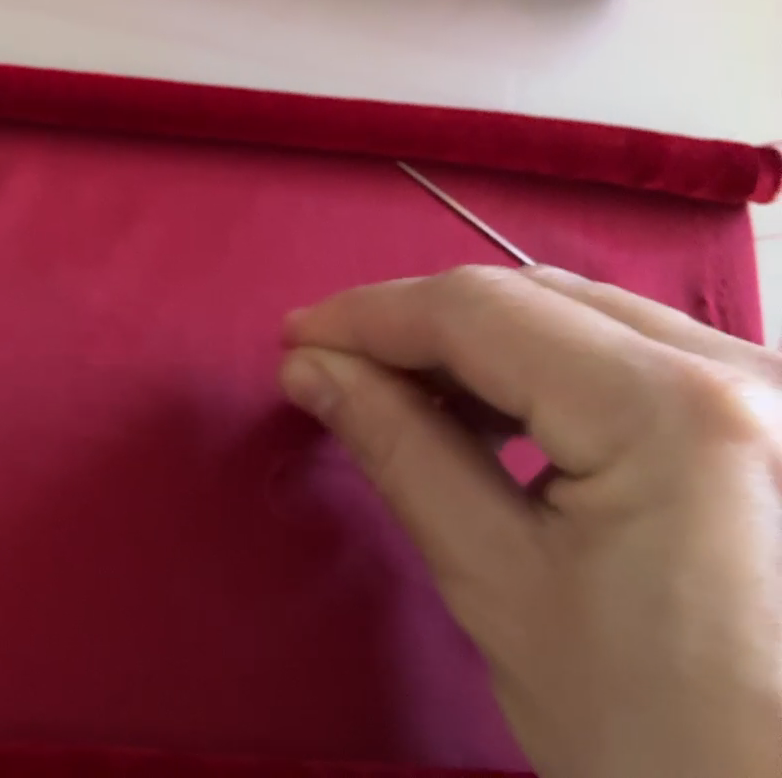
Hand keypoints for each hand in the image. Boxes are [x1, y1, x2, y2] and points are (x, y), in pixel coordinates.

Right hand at [281, 266, 781, 777]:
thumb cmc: (658, 729)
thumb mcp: (496, 582)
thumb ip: (398, 450)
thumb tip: (310, 368)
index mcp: (675, 412)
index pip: (477, 311)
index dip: (364, 315)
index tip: (292, 341)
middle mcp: (757, 375)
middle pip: (534, 298)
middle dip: (414, 325)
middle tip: (332, 365)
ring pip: (586, 319)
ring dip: (474, 346)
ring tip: (400, 396)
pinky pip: (637, 359)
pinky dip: (541, 371)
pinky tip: (497, 419)